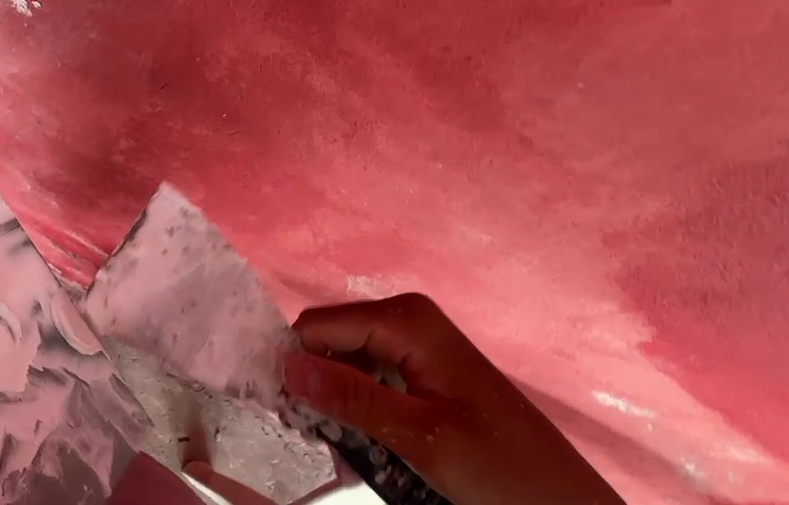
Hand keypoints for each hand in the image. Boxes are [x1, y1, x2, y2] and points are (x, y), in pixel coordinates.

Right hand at [285, 294, 622, 504]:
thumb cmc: (504, 471)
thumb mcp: (422, 439)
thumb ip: (353, 399)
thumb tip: (284, 367)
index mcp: (405, 318)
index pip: (318, 326)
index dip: (297, 365)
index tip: (287, 413)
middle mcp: (406, 317)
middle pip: (330, 340)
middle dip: (317, 381)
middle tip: (318, 433)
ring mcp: (416, 341)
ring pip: (345, 359)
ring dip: (337, 397)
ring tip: (344, 442)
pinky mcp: (422, 367)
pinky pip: (369, 373)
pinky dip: (359, 403)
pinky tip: (367, 436)